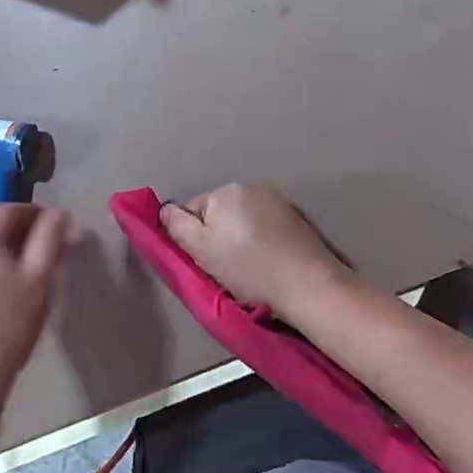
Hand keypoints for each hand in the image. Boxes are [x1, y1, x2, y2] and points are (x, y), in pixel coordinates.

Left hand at [0, 203, 71, 406]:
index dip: (35, 213)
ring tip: (28, 280)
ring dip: (3, 256)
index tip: (58, 225)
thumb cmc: (6, 330)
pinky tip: (1, 300)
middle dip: (21, 237)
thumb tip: (58, 215)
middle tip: (48, 254)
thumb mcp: (38, 282)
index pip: (7, 210)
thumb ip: (50, 241)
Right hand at [160, 183, 352, 317]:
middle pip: (219, 212)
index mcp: (225, 192)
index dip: (193, 238)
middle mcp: (251, 187)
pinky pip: (266, 225)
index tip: (206, 261)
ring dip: (241, 237)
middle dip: (218, 235)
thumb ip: (176, 226)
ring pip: (243, 219)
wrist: (308, 285)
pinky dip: (263, 239)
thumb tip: (164, 209)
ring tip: (251, 266)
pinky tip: (271, 260)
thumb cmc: (248, 269)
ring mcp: (277, 200)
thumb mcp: (201, 250)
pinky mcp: (297, 218)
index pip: (192, 210)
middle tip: (227, 267)